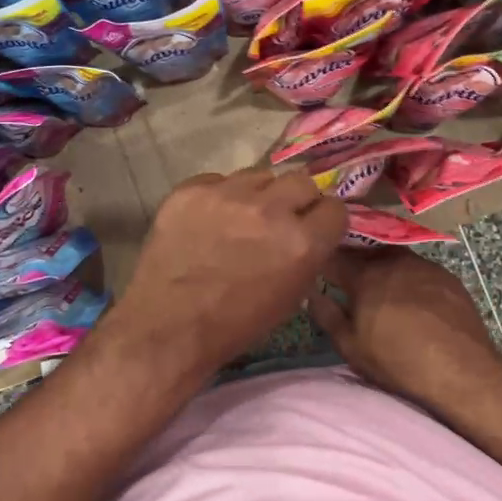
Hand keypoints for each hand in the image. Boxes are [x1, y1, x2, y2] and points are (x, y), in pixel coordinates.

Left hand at [99, 166, 347, 386]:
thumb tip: (308, 230)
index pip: (333, 207)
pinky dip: (219, 196)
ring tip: (240, 217)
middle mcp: (270, 209)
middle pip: (300, 181)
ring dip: (257, 193)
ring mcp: (227, 194)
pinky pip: (218, 180)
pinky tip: (207, 220)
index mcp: (301, 242)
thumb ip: (307, 255)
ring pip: (259, 174)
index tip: (312, 227)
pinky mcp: (191, 189)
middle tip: (278, 218)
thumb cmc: (234, 325)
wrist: (168, 326)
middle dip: (295, 199)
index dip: (323, 219)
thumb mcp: (290, 298)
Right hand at [308, 247, 501, 410]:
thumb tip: (312, 292)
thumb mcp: (350, 347)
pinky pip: (418, 269)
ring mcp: (423, 266)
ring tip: (379, 287)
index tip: (316, 269)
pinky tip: (411, 297)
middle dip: (351, 259)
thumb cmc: (397, 361)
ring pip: (393, 257)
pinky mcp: (447, 277)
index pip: (333, 256)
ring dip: (381, 267)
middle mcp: (392, 261)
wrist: (462, 371)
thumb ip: (326, 315)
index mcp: (364, 275)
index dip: (322, 260)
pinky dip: (407, 277)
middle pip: (364, 251)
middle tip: (345, 278)